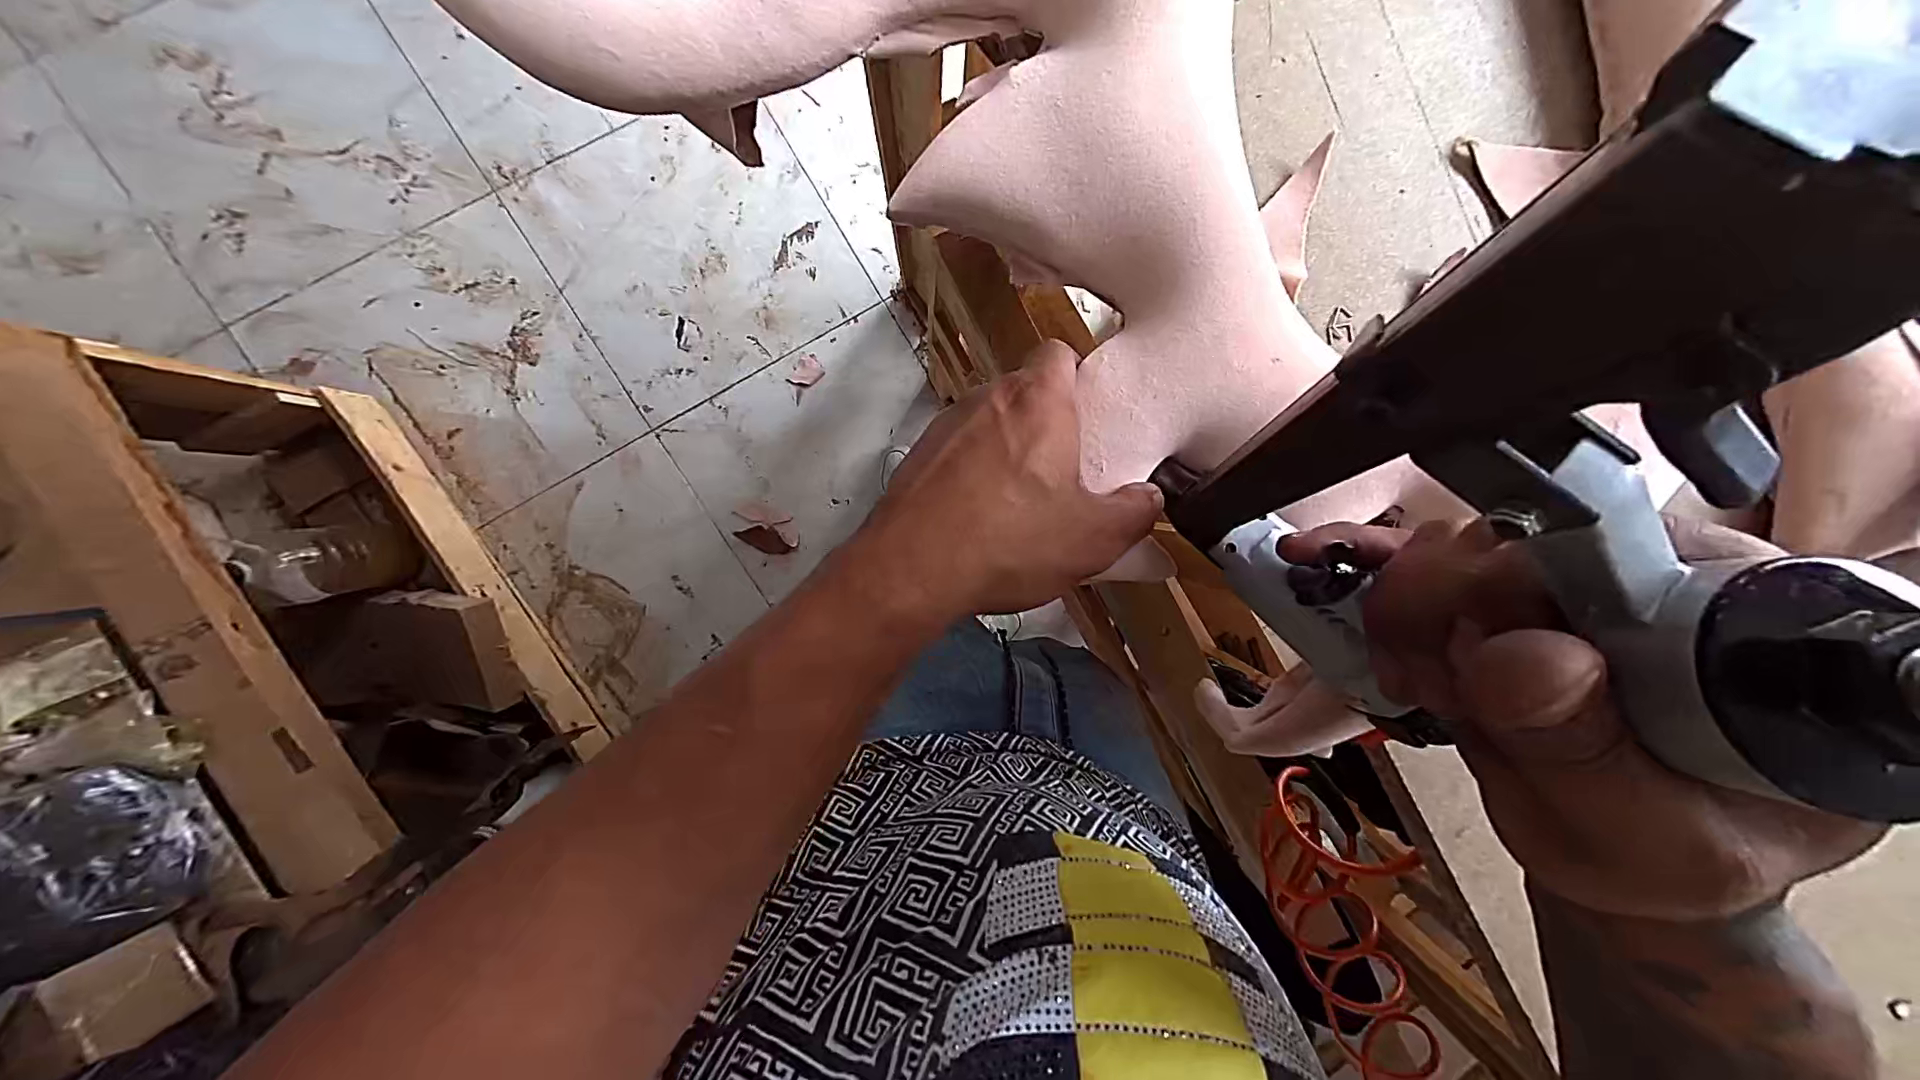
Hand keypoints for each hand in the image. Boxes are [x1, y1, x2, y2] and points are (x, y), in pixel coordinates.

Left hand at [851, 340, 1164, 618]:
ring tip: (1020, 499)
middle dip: (1045, 421)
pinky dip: (972, 471)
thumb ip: (1134, 513)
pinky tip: (980, 515)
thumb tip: (1147, 499)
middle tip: (1063, 468)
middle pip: (1024, 391)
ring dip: (1007, 447)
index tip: (1089, 413)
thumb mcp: (1092, 539)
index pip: (1059, 353)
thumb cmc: (1006, 542)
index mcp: (1038, 403)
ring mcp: (946, 426)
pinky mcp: (918, 456)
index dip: (1077, 376)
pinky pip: (957, 451)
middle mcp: (988, 400)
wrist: (911, 570)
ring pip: (988, 422)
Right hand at [1283, 518, 1886, 921]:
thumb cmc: (1655, 849)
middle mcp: (1641, 572)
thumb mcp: (1643, 826)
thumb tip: (1513, 653)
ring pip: (1447, 545)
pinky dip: (1363, 562)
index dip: (1509, 589)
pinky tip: (1320, 565)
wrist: (1614, 849)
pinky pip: (1413, 556)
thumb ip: (1582, 743)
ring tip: (1415, 681)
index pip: (1601, 546)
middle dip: (1438, 609)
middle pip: (1506, 538)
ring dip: (1401, 611)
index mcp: (1724, 615)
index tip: (1465, 663)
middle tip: (1430, 685)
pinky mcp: (1488, 588)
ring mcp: (1555, 575)